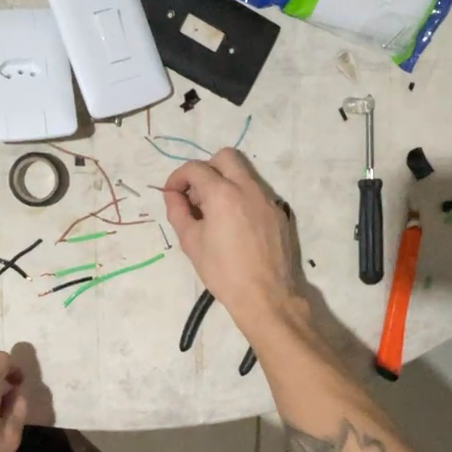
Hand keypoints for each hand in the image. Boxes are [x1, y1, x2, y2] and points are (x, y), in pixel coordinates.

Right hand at [162, 149, 302, 333]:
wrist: (266, 295)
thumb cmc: (223, 272)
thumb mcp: (191, 242)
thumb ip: (178, 212)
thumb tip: (173, 195)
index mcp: (223, 194)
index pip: (196, 169)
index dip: (178, 177)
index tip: (172, 194)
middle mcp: (248, 188)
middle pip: (225, 156)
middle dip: (206, 169)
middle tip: (196, 195)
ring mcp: (267, 198)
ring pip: (243, 173)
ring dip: (224, 182)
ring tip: (213, 213)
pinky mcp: (279, 212)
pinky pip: (255, 192)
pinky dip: (240, 197)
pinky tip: (234, 225)